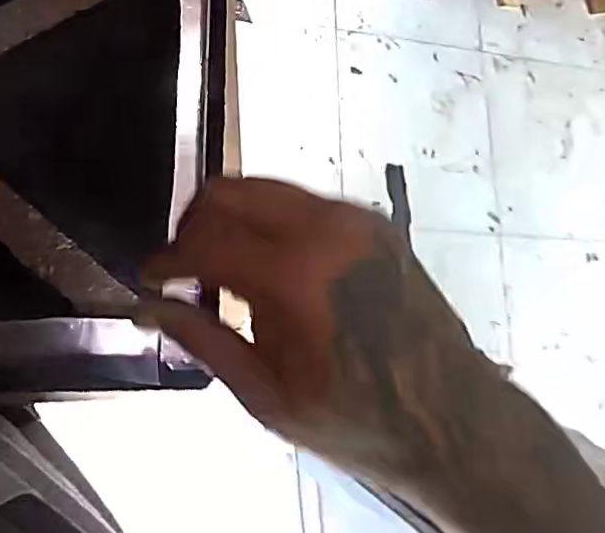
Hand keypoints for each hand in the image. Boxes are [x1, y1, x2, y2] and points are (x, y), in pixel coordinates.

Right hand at [140, 179, 604, 532]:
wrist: (458, 419)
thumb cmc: (357, 419)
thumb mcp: (268, 396)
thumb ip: (201, 339)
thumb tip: (146, 306)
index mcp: (296, 277)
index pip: (205, 241)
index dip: (165, 257)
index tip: (149, 276)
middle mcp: (323, 227)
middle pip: (225, 192)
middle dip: (192, 225)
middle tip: (185, 268)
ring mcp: (350, 215)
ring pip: (258, 185)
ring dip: (227, 218)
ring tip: (224, 266)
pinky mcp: (368, 215)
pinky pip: (295, 198)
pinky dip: (265, 220)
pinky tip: (269, 263)